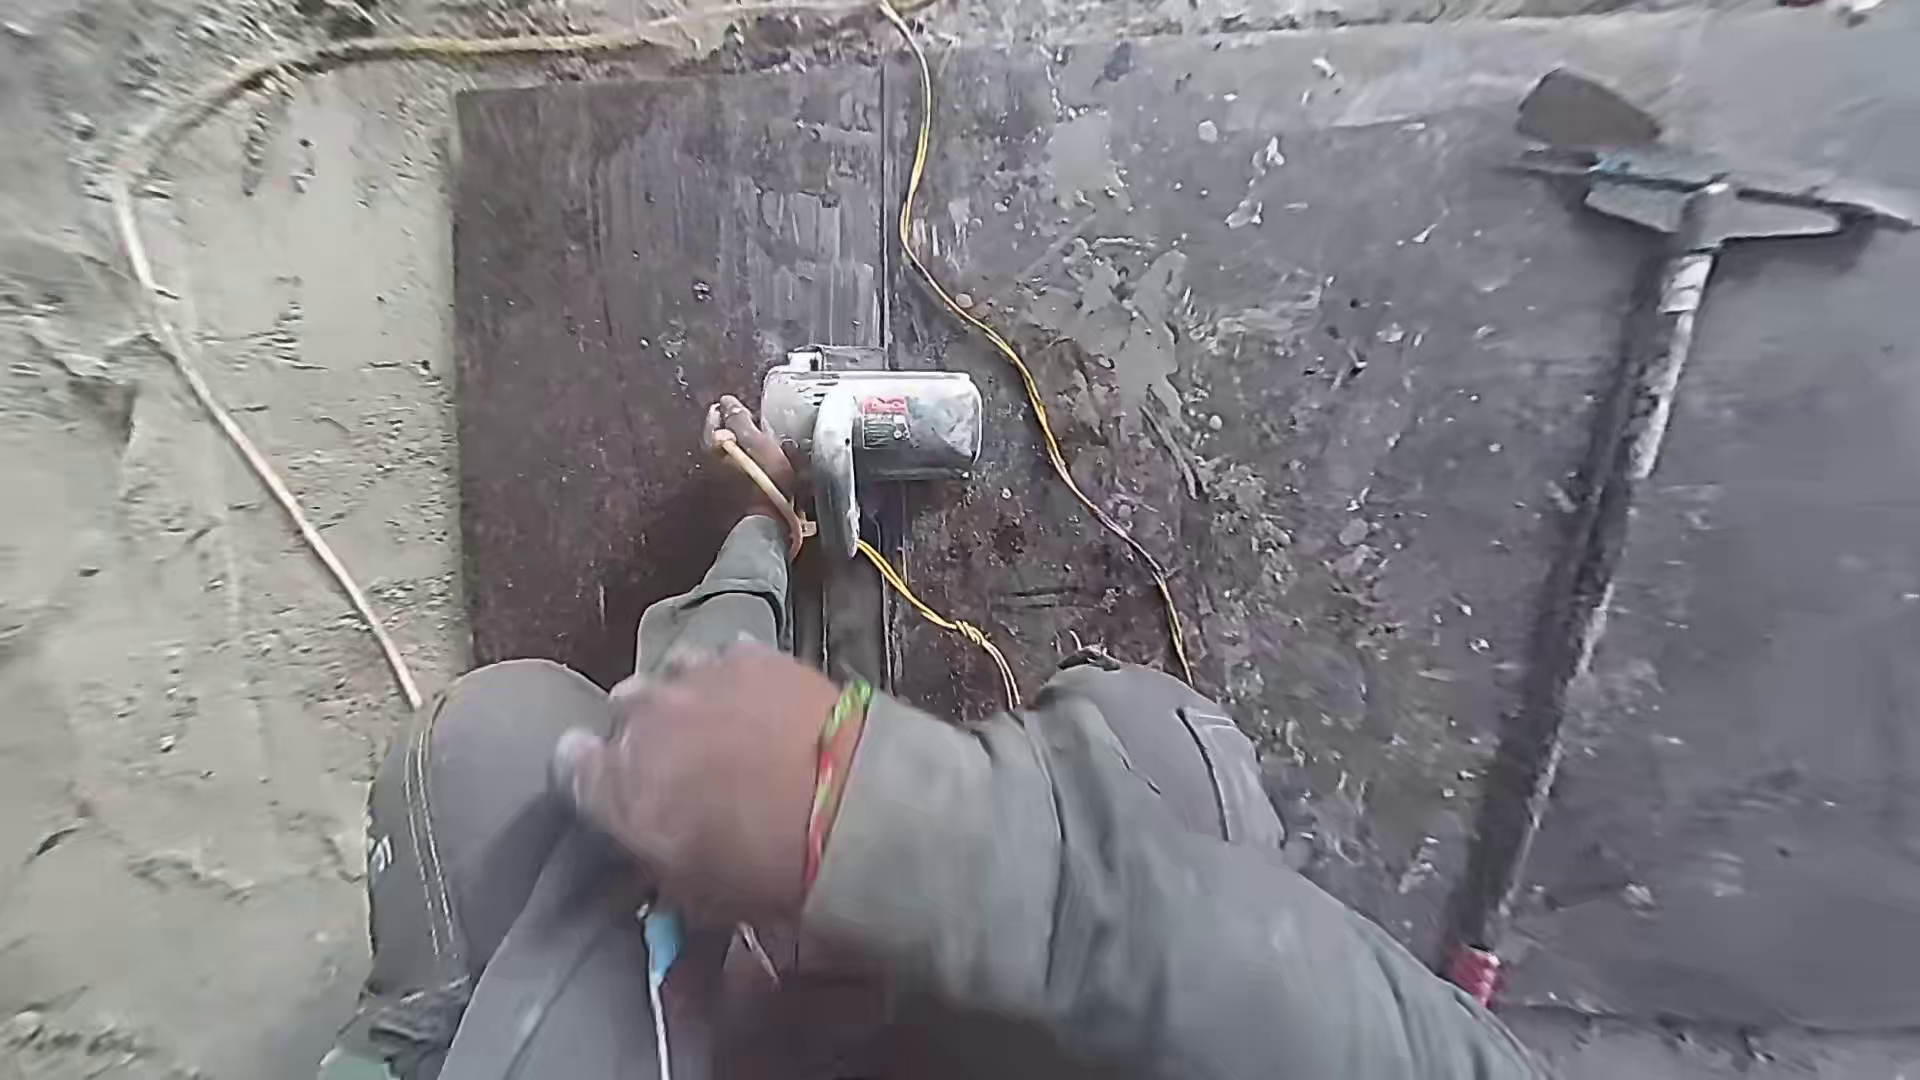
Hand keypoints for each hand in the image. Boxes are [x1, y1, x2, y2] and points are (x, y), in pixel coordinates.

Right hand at [552, 644, 840, 921]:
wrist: (844, 799)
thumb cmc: (765, 864)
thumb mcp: (698, 892)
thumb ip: (661, 860)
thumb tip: (663, 848)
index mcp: (615, 782)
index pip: (572, 763)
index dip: (594, 768)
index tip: (612, 774)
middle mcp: (645, 716)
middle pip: (626, 706)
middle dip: (645, 723)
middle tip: (681, 747)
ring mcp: (700, 675)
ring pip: (675, 669)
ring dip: (689, 689)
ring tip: (720, 710)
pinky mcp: (751, 652)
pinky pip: (729, 654)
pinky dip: (737, 670)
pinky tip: (759, 687)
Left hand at [705, 395, 796, 531]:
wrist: (768, 521)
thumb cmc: (763, 478)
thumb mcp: (756, 441)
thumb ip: (740, 419)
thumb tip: (726, 401)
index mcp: (712, 446)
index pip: (717, 416)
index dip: (732, 410)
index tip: (747, 409)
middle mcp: (710, 463)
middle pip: (722, 437)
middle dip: (736, 429)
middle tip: (757, 425)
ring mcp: (720, 482)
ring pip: (731, 454)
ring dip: (745, 448)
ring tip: (765, 445)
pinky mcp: (734, 497)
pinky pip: (741, 471)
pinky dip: (751, 465)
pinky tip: (766, 468)